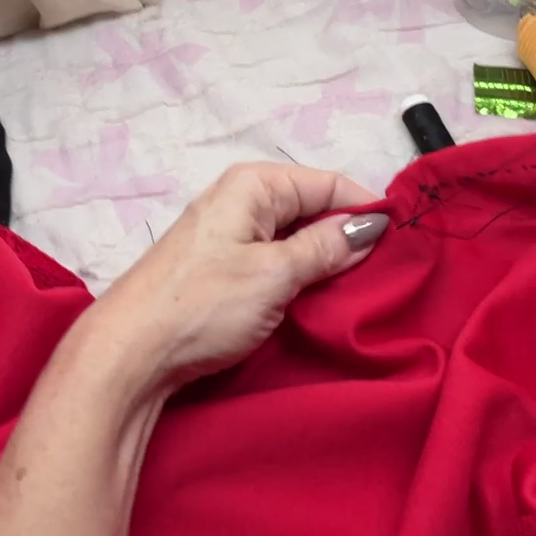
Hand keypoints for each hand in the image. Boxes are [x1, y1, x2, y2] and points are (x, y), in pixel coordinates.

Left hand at [81, 163, 384, 394]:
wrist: (131, 352)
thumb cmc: (203, 304)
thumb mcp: (275, 274)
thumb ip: (326, 247)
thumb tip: (371, 225)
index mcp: (254, 184)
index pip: (328, 184)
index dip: (367, 210)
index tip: (404, 244)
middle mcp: (242, 198)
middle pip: (312, 208)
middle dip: (347, 237)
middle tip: (387, 275)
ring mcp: (230, 232)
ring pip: (296, 236)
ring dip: (325, 260)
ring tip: (360, 291)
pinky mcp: (224, 264)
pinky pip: (276, 257)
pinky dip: (300, 274)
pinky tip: (319, 298)